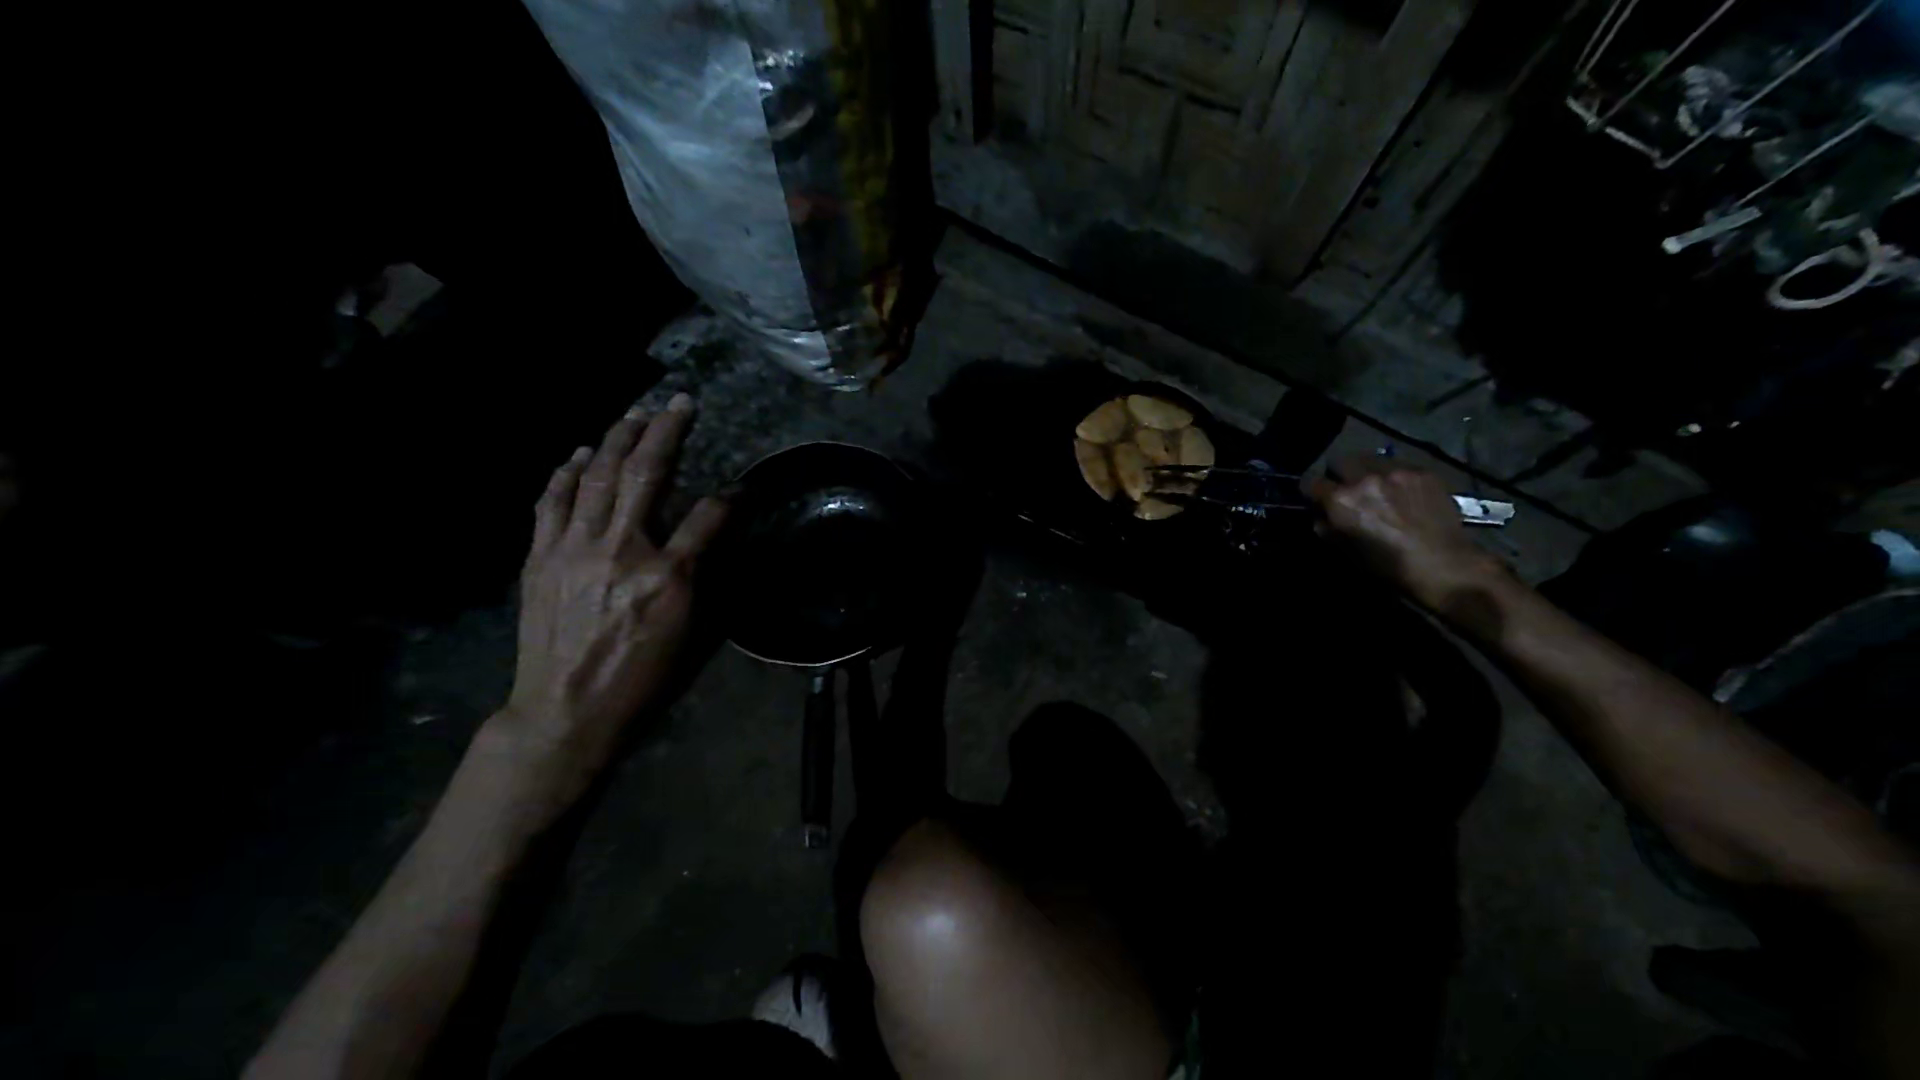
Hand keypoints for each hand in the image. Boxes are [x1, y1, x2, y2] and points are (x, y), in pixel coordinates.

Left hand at [492, 394, 727, 786]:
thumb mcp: (686, 631)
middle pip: (643, 475)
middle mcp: (619, 551)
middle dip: (665, 431)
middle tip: (680, 401)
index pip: (706, 517)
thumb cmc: (639, 676)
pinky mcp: (540, 557)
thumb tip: (711, 529)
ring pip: (595, 477)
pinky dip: (565, 472)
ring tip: (635, 413)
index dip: (728, 496)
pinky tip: (577, 452)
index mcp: (665, 576)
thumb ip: (700, 571)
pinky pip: (552, 501)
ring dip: (616, 438)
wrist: (565, 710)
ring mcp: (573, 549)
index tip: (740, 482)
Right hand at [1308, 459, 1501, 608]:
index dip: (1312, 492)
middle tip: (1348, 490)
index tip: (1318, 499)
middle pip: (1340, 461)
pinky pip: (1399, 465)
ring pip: (1370, 459)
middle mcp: (1364, 478)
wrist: (1442, 563)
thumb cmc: (1386, 564)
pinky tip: (1404, 493)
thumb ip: (1327, 526)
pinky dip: (1395, 477)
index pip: (1311, 482)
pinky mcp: (1421, 471)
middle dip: (1339, 475)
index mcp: (1340, 499)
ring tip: (1378, 488)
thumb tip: (1321, 514)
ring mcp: (1396, 471)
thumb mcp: (1344, 550)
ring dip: (1367, 472)